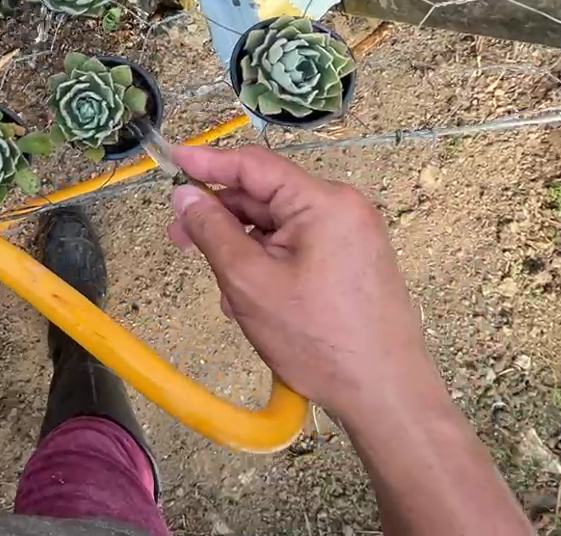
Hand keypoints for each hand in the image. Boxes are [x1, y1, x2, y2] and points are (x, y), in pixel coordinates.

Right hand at [166, 144, 441, 421]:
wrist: (388, 402)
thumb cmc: (318, 340)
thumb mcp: (248, 280)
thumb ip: (211, 229)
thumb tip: (185, 194)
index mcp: (324, 203)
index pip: (253, 165)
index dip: (206, 160)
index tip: (171, 158)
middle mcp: (342, 210)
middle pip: (262, 196)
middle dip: (219, 216)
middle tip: (178, 237)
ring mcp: (350, 236)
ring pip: (274, 225)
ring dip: (239, 246)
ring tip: (220, 285)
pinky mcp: (350, 261)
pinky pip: (293, 246)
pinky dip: (263, 261)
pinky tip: (247, 296)